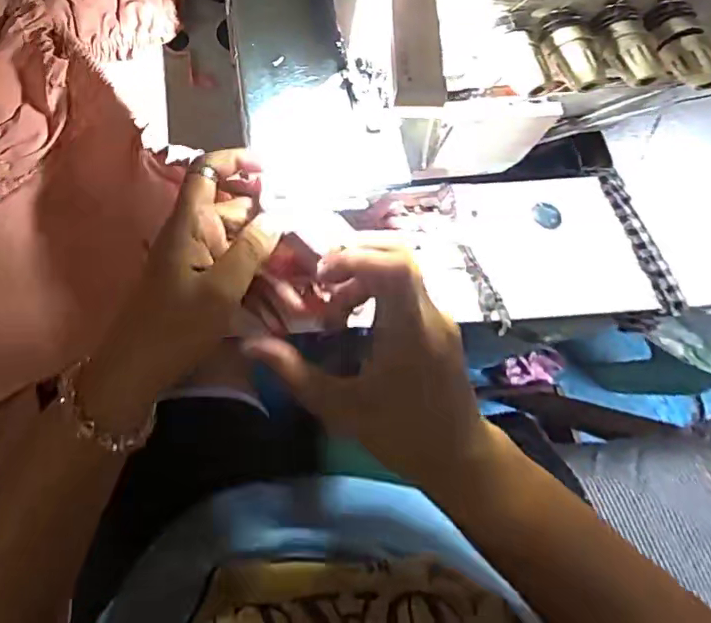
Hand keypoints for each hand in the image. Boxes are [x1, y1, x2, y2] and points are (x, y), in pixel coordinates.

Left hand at [82, 149, 278, 427]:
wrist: (134, 372)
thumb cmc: (174, 328)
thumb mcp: (220, 290)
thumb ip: (251, 250)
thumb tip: (277, 216)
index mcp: (189, 223)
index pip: (205, 171)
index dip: (234, 160)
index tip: (267, 169)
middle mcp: (192, 232)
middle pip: (235, 211)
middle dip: (270, 225)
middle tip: (306, 244)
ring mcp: (196, 256)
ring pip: (240, 243)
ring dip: (268, 259)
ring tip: (301, 282)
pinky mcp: (200, 279)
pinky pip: (234, 267)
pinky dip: (256, 279)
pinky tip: (282, 303)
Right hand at [243, 236, 490, 487]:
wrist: (459, 458)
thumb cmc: (401, 435)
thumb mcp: (341, 409)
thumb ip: (296, 373)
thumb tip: (251, 344)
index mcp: (410, 331)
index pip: (394, 267)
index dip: (354, 257)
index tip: (321, 275)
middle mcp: (429, 313)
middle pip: (398, 253)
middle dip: (354, 255)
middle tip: (322, 280)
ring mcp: (438, 314)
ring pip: (401, 265)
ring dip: (362, 272)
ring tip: (335, 307)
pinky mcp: (437, 320)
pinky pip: (405, 284)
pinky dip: (374, 284)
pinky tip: (353, 316)